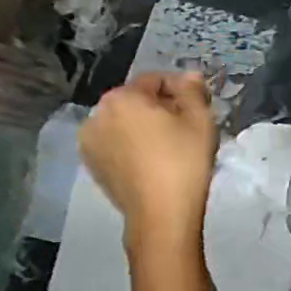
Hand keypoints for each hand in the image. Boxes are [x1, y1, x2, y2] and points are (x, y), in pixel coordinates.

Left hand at [80, 71, 218, 250]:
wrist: (161, 214)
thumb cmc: (184, 160)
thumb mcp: (200, 119)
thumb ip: (192, 90)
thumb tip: (188, 75)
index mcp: (122, 97)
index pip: (155, 80)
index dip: (181, 90)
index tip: (199, 107)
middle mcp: (97, 114)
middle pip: (136, 101)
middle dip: (160, 107)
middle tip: (186, 127)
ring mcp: (90, 142)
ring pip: (124, 123)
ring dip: (144, 127)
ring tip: (169, 146)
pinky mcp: (92, 165)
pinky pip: (116, 144)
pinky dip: (133, 146)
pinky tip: (153, 162)